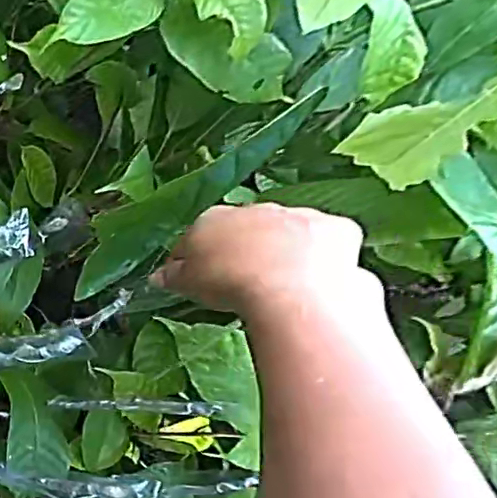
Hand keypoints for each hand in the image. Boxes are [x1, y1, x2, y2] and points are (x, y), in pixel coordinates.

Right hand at [151, 203, 377, 319]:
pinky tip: (305, 274)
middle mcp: (254, 208)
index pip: (192, 236)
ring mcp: (299, 214)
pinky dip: (312, 253)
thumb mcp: (183, 285)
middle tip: (233, 277)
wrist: (291, 289)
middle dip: (236, 247)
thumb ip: (170, 276)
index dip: (190, 258)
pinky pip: (318, 239)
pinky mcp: (337, 226)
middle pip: (240, 228)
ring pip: (281, 230)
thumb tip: (159, 276)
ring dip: (275, 247)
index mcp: (210, 219)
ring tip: (271, 278)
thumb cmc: (226, 283)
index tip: (192, 276)